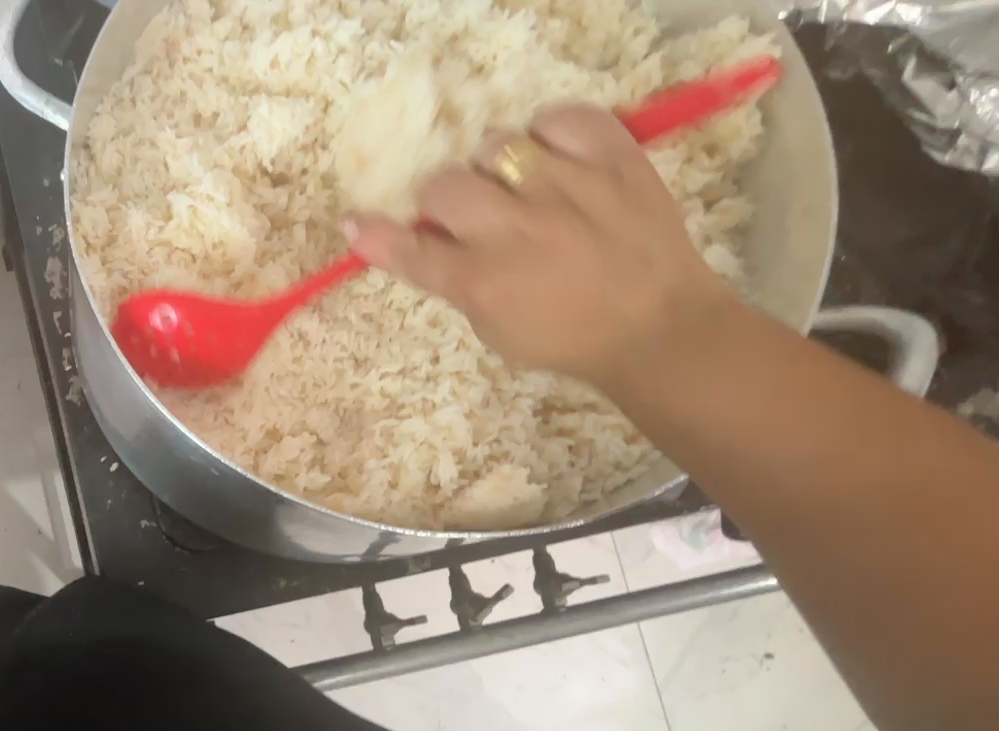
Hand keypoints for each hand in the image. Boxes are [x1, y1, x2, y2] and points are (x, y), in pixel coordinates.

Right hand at [343, 104, 742, 386]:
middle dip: (443, 200)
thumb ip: (453, 280)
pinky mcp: (614, 159)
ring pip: (496, 146)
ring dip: (493, 167)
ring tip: (516, 186)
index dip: (375, 236)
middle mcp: (515, 230)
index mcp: (480, 280)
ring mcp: (566, 189)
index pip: (411, 250)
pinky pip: (562, 117)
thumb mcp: (490, 325)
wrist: (652, 325)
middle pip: (444, 185)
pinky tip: (551, 157)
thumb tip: (422, 240)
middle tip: (466, 216)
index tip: (353, 224)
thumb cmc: (560, 336)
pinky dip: (547, 132)